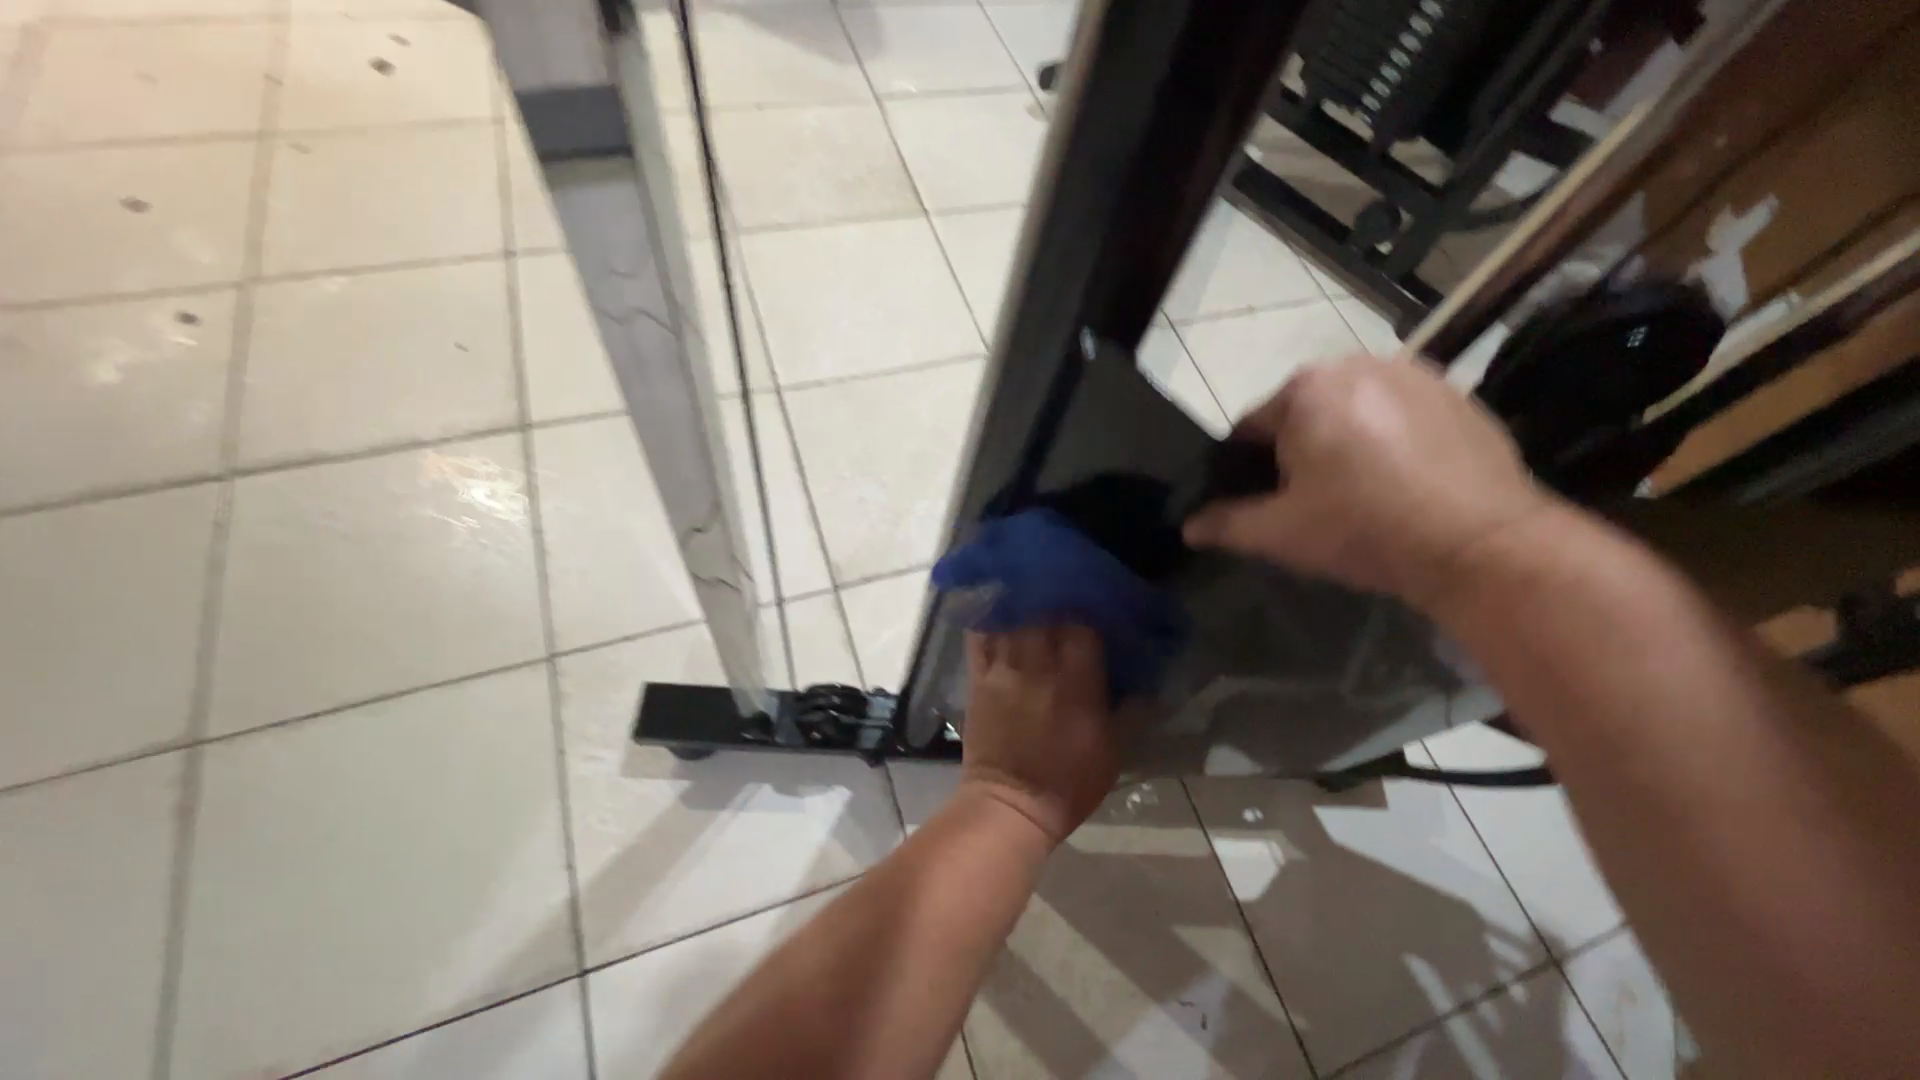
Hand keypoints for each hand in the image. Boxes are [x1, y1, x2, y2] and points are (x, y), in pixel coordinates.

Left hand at [960, 625, 1116, 845]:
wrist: (1011, 804)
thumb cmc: (1069, 782)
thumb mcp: (1112, 750)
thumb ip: (1127, 711)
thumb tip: (1143, 686)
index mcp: (1076, 682)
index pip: (1084, 630)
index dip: (1091, 623)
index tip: (1096, 627)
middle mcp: (1039, 667)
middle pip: (1048, 618)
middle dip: (1058, 614)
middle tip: (1064, 618)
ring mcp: (1005, 669)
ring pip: (1015, 622)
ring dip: (1026, 614)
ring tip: (1035, 614)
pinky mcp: (979, 679)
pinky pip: (980, 638)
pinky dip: (991, 625)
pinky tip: (1000, 621)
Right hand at [1183, 355, 1553, 611]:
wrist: (1481, 542)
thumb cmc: (1365, 529)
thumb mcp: (1282, 533)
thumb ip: (1226, 523)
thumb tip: (1188, 525)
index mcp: (1306, 389)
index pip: (1251, 427)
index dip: (1250, 469)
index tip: (1268, 504)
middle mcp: (1358, 363)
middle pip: (1305, 412)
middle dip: (1301, 450)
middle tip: (1318, 502)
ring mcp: (1414, 373)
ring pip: (1354, 410)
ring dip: (1347, 441)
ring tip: (1365, 492)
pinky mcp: (1458, 392)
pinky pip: (1401, 412)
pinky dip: (1392, 438)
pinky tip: (1406, 481)